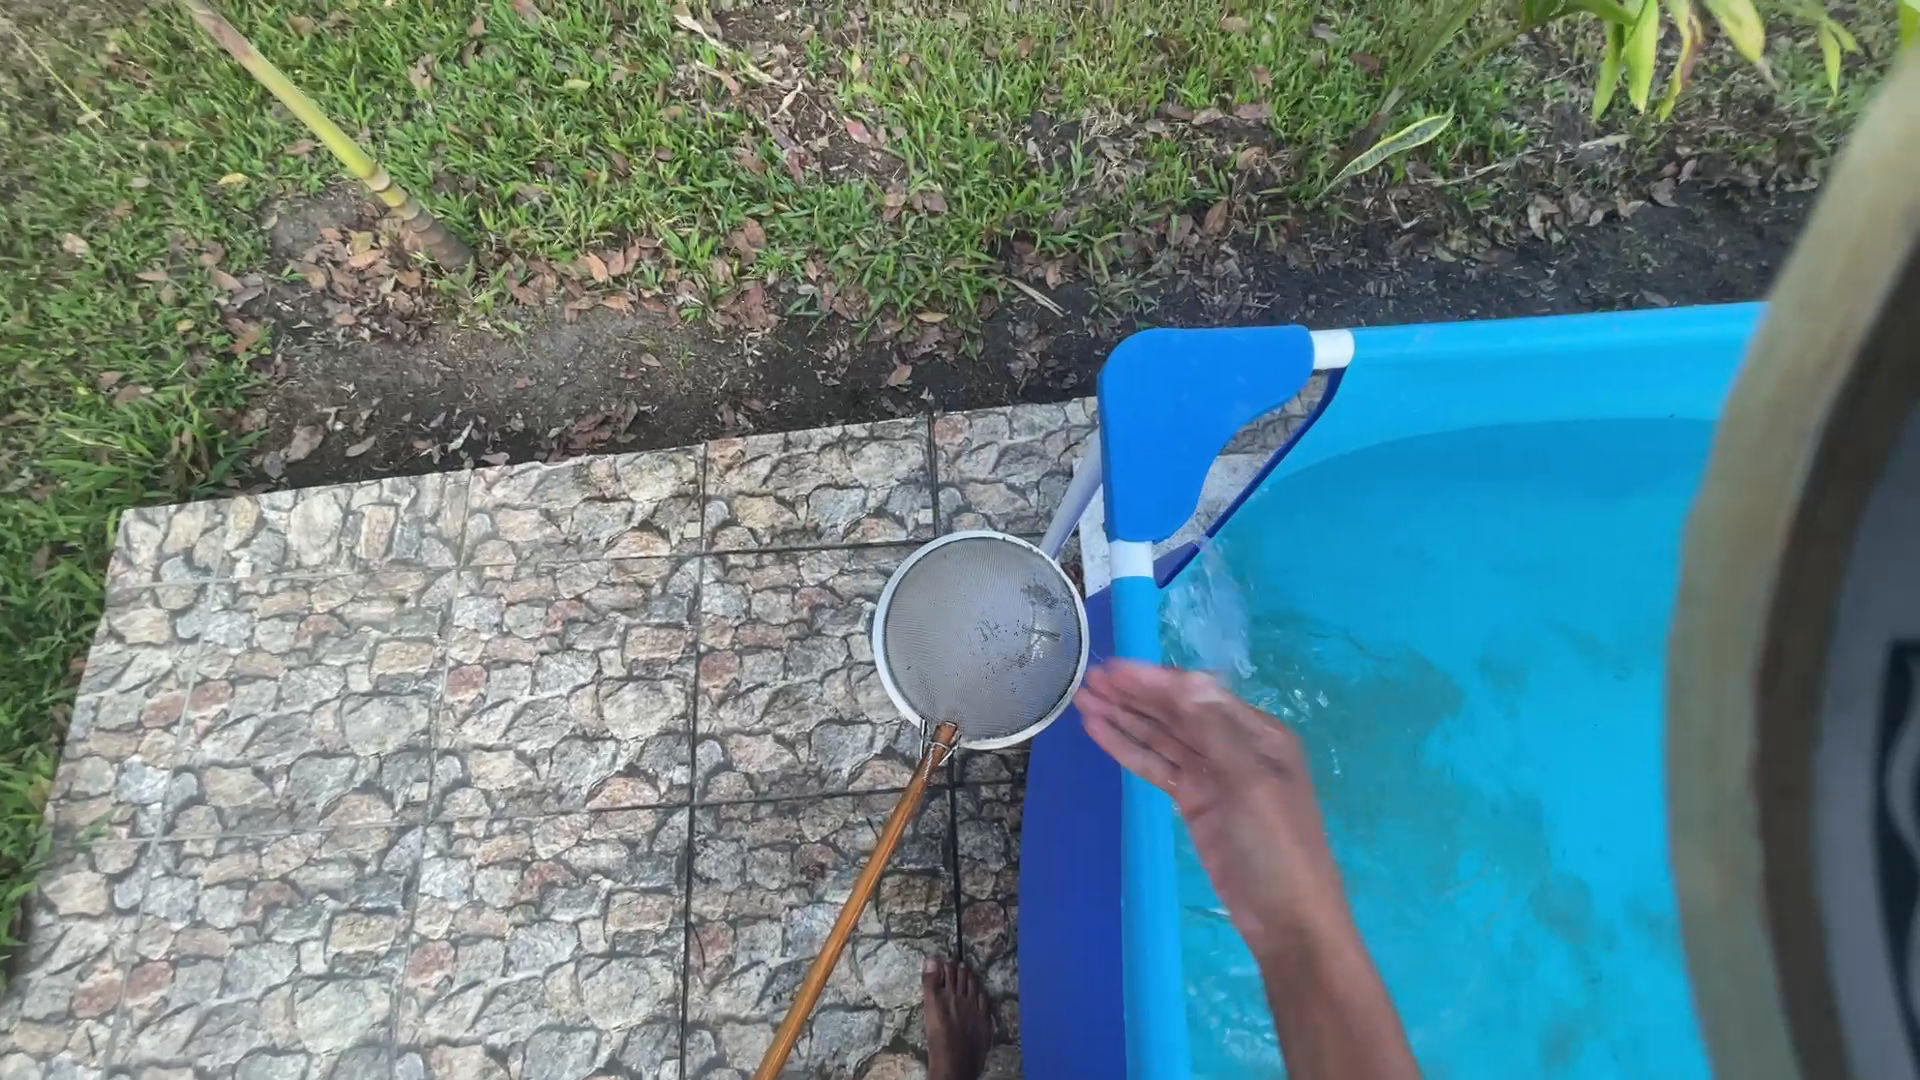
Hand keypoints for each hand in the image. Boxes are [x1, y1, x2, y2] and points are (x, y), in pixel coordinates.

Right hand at [1075, 660, 1350, 955]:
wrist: (1288, 921)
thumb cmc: (1277, 845)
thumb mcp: (1251, 781)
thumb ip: (1213, 728)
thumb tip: (1183, 679)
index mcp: (1256, 732)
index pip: (1195, 695)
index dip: (1152, 680)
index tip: (1112, 669)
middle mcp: (1232, 745)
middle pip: (1174, 712)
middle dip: (1133, 695)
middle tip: (1088, 680)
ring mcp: (1211, 774)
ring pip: (1160, 737)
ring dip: (1124, 717)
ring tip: (1083, 701)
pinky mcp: (1193, 800)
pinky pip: (1156, 765)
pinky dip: (1128, 748)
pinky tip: (1100, 732)